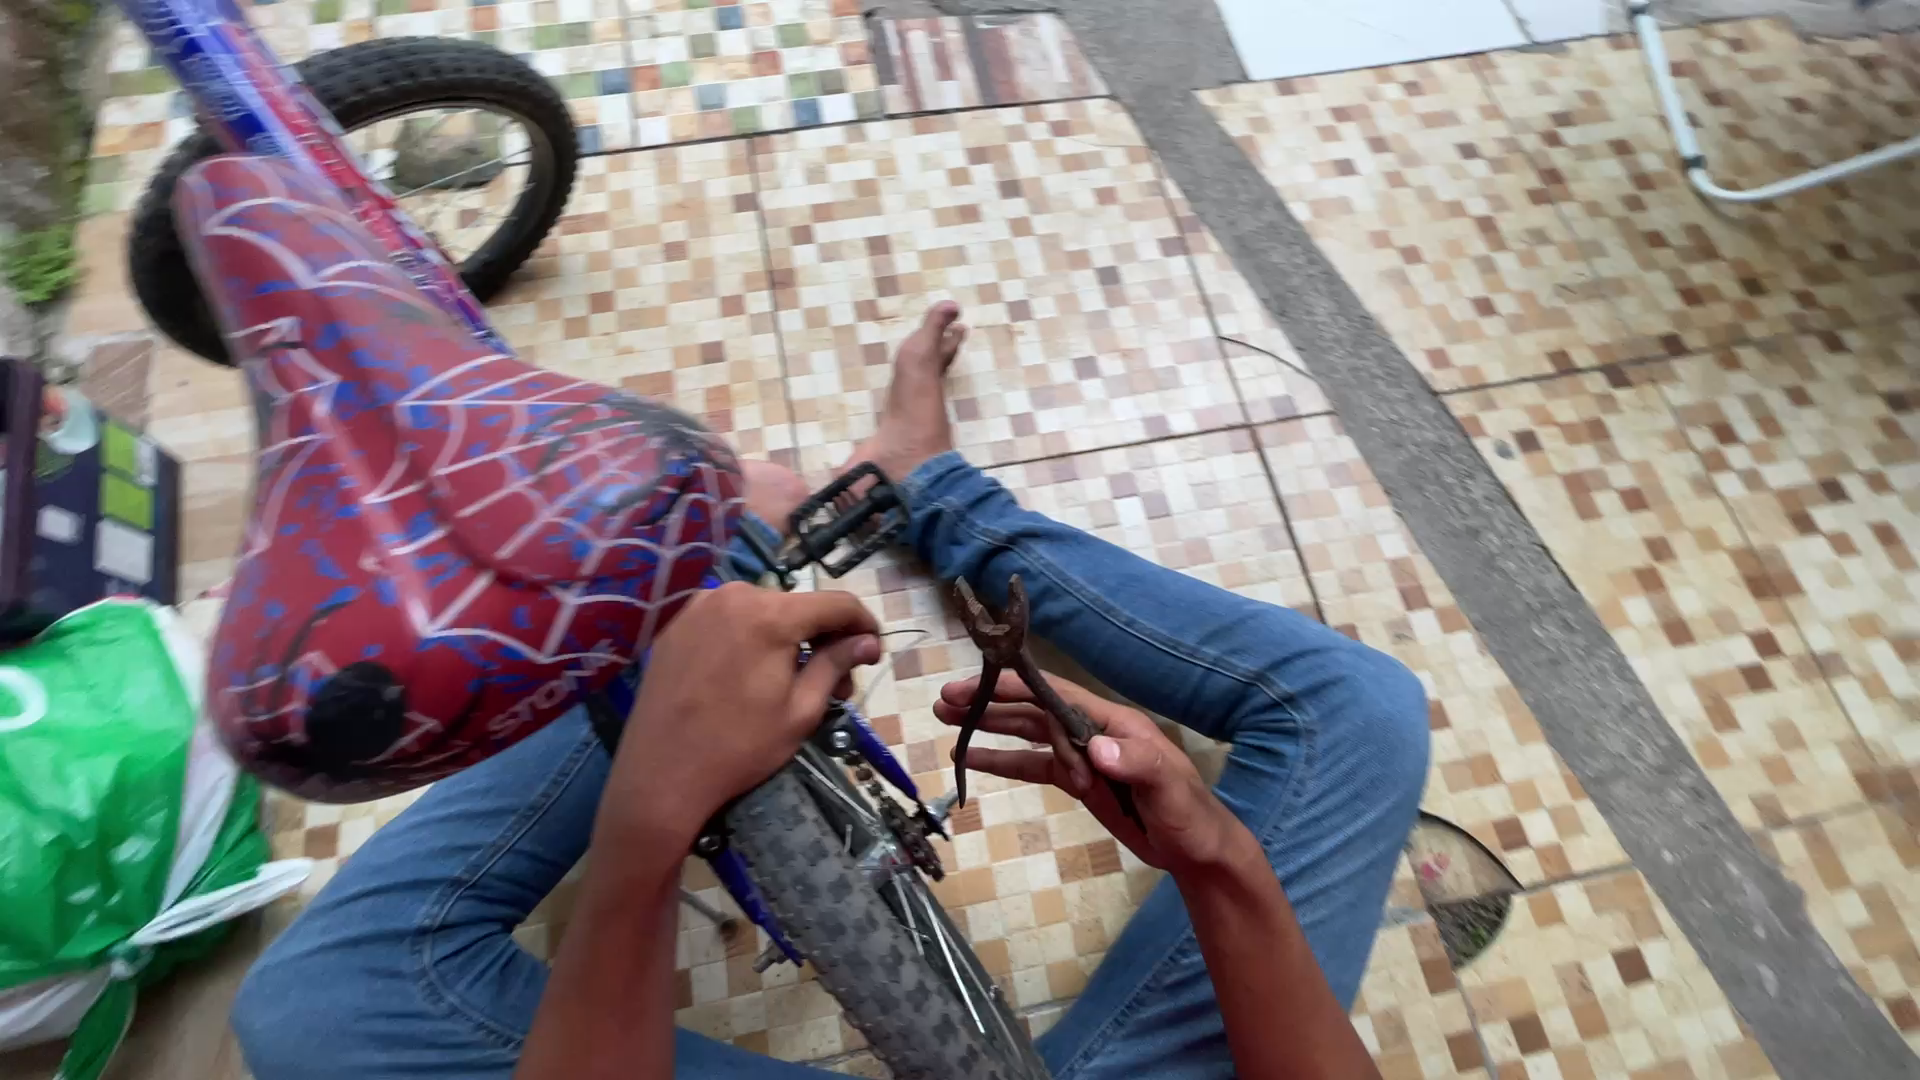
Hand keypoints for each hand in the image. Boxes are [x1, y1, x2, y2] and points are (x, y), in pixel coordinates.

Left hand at [598, 582, 880, 846]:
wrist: (658, 778)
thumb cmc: (738, 748)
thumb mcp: (800, 710)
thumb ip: (836, 664)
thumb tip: (868, 642)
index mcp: (770, 615)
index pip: (836, 603)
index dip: (863, 623)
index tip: (873, 651)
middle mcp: (735, 596)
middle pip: (799, 606)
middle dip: (824, 638)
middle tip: (835, 684)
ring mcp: (700, 607)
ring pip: (765, 610)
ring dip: (788, 638)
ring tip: (793, 681)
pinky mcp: (678, 625)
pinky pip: (731, 619)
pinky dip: (752, 638)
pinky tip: (752, 673)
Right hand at [933, 669, 1239, 873]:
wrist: (1196, 850)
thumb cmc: (1188, 814)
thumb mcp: (1168, 787)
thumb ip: (1135, 764)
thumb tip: (1095, 748)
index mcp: (1110, 721)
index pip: (1054, 694)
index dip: (1016, 687)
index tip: (978, 685)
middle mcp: (1090, 729)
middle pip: (1031, 709)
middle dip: (989, 703)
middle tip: (946, 702)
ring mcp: (1081, 755)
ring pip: (1026, 734)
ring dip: (989, 727)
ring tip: (949, 723)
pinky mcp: (1076, 780)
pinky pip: (1032, 766)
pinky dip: (1002, 762)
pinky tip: (973, 762)